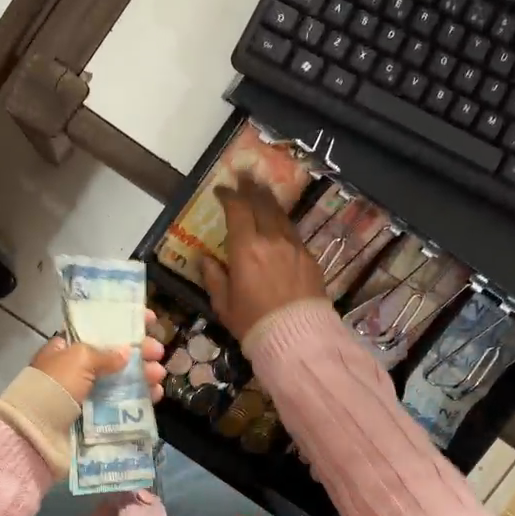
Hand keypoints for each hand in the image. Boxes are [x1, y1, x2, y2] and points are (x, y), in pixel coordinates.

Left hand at [31, 308, 165, 404]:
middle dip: (138, 353)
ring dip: (142, 375)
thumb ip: (105, 354)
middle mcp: (76, 369)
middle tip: (158, 353)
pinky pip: (121, 404)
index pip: (99, 330)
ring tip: (159, 376)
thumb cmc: (56, 384)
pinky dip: (139, 398)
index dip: (123, 324)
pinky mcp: (95, 417)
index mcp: (67, 348)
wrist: (38, 430)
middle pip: (114, 356)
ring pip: (121, 380)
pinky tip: (156, 394)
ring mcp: (86, 394)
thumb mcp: (79, 358)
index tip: (148, 320)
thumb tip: (126, 354)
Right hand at [202, 176, 327, 339]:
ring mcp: (293, 247)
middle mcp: (271, 240)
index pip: (237, 210)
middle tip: (243, 175)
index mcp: (246, 249)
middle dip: (250, 187)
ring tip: (261, 190)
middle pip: (261, 204)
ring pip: (280, 214)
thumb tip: (205, 259)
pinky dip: (282, 220)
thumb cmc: (254, 323)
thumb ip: (214, 277)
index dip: (228, 195)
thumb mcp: (223, 304)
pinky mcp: (309, 258)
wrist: (298, 339)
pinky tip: (278, 221)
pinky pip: (292, 231)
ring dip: (268, 199)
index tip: (220, 189)